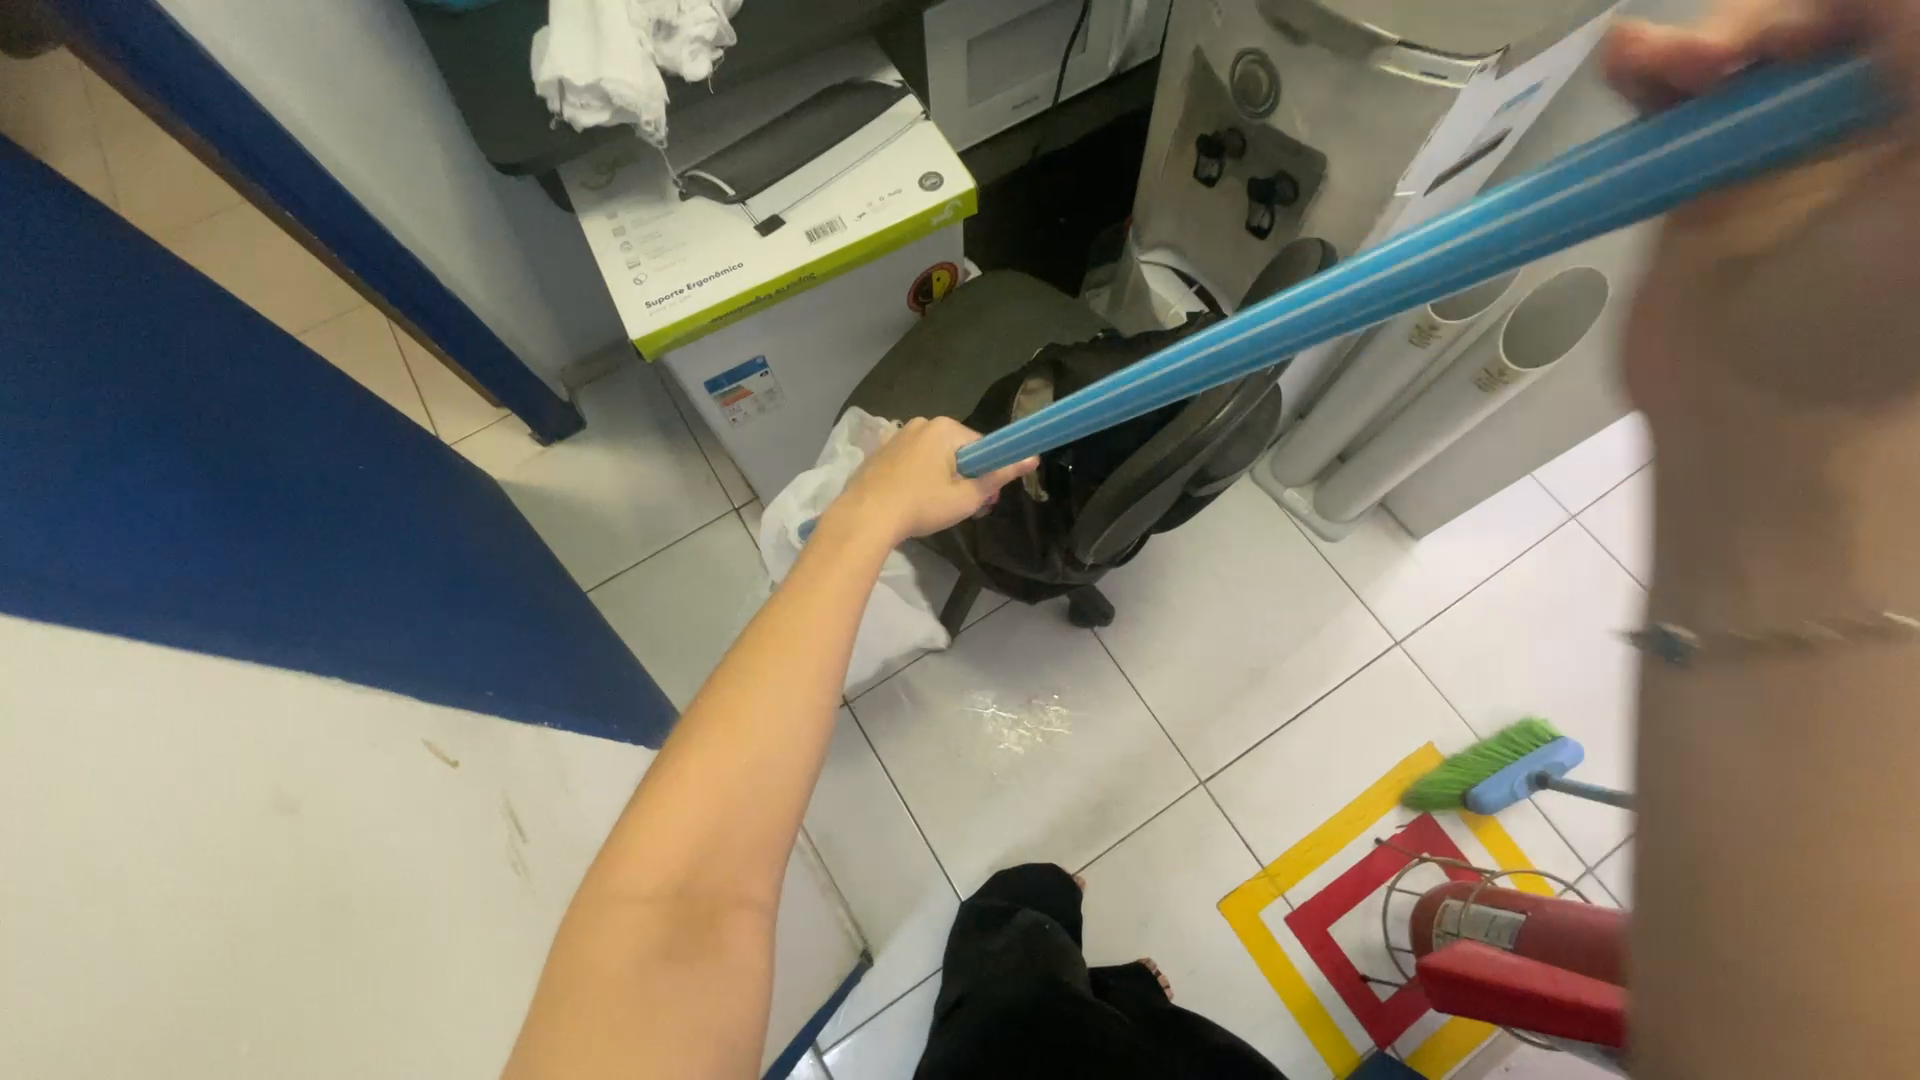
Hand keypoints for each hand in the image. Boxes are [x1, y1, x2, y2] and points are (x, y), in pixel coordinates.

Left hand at [831, 417, 1038, 546]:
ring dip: (942, 478)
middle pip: (958, 450)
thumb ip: (1001, 475)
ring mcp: (897, 436)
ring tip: (935, 508)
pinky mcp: (880, 452)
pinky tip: (912, 501)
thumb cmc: (922, 505)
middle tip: (962, 507)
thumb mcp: (968, 496)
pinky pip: (912, 462)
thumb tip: (1033, 457)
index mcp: (945, 428)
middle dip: (964, 476)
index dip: (988, 473)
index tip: (984, 496)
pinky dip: (918, 477)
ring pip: (934, 457)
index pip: (982, 446)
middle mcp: (921, 424)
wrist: (866, 516)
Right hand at [1606, 0, 1919, 618]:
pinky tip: (1625, 63)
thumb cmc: (1869, 310)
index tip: (1810, 36)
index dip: (1845, 7)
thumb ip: (1909, 57)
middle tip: (1732, 60)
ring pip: (1741, 52)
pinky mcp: (1699, 178)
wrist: (1756, 407)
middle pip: (1820, 20)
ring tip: (1656, 68)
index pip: (1892, 18)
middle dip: (1774, 20)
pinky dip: (1648, 74)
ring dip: (1696, 44)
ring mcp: (1781, 142)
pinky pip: (1675, 104)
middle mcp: (1867, 110)